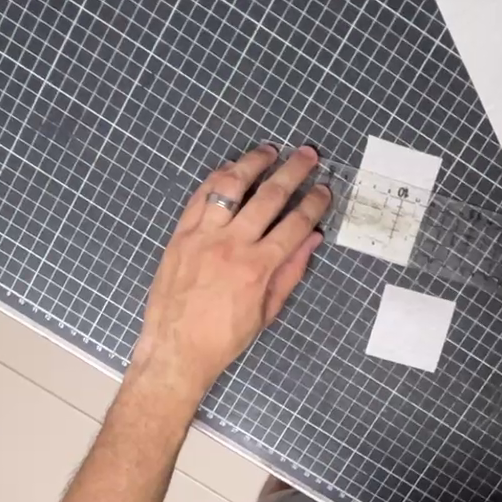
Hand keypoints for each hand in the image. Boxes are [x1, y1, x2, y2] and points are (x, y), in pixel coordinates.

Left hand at [130, 145, 330, 402]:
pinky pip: (200, 197)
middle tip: (308, 155)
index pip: (295, 225)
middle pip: (269, 196)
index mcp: (258, 267)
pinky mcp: (180, 235)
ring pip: (231, 186)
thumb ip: (290, 272)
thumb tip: (312, 240)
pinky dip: (217, 179)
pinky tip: (230, 170)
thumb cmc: (225, 338)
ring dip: (253, 163)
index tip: (324, 190)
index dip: (314, 204)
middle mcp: (232, 244)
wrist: (176, 349)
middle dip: (293, 171)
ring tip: (269, 151)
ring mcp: (203, 236)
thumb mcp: (267, 311)